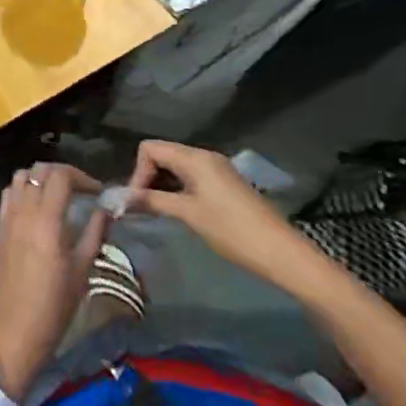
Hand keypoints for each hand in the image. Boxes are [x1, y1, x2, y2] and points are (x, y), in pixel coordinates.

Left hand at [0, 163, 108, 396]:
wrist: (19, 319)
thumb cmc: (57, 298)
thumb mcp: (83, 266)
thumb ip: (95, 232)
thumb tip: (105, 210)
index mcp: (46, 217)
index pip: (59, 176)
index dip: (81, 177)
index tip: (98, 191)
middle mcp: (23, 208)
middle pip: (38, 170)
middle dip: (62, 173)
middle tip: (83, 189)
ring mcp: (8, 214)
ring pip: (20, 176)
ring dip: (41, 177)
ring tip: (62, 194)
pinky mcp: (0, 223)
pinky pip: (10, 192)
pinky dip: (25, 188)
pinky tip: (39, 205)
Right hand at [127, 141, 322, 286]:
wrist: (285, 255)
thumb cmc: (232, 230)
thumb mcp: (187, 214)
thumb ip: (151, 200)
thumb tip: (120, 198)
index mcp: (195, 158)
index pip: (149, 149)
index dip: (138, 171)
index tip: (138, 198)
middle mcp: (205, 157)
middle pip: (161, 155)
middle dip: (147, 177)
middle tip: (143, 205)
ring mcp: (218, 170)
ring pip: (176, 167)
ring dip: (162, 184)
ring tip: (157, 209)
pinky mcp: (226, 185)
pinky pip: (191, 177)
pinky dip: (178, 189)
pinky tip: (179, 209)